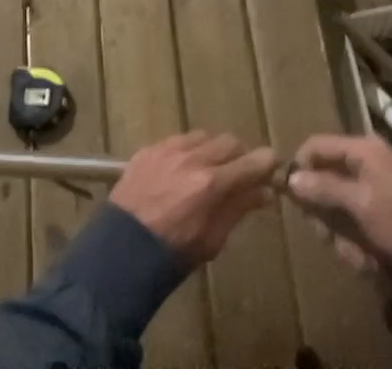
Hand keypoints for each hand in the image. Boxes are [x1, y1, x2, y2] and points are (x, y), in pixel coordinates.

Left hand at [110, 131, 276, 263]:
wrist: (120, 252)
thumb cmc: (173, 253)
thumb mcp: (213, 239)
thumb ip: (239, 209)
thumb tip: (264, 192)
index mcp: (212, 184)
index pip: (253, 161)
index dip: (267, 163)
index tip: (272, 168)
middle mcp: (193, 159)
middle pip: (229, 141)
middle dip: (240, 155)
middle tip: (238, 173)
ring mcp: (167, 150)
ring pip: (203, 136)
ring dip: (212, 150)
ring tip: (207, 169)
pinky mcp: (148, 150)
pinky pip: (177, 140)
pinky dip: (187, 151)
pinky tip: (181, 170)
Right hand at [288, 134, 391, 274]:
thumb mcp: (360, 203)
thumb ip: (324, 188)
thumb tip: (291, 177)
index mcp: (363, 150)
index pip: (317, 145)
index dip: (300, 167)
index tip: (292, 196)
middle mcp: (365, 162)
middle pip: (323, 179)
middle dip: (324, 214)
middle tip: (326, 235)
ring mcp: (372, 186)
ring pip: (335, 206)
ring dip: (339, 234)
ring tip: (355, 254)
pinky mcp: (377, 209)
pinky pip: (351, 220)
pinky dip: (355, 241)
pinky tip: (367, 258)